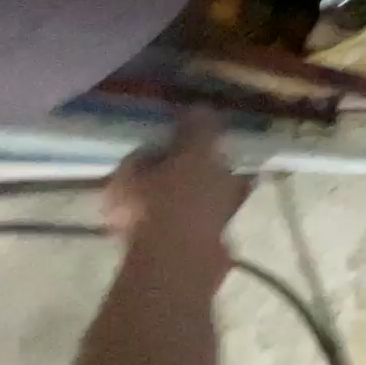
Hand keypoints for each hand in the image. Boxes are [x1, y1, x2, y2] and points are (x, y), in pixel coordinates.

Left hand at [103, 109, 247, 283]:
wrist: (185, 258)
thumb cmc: (183, 201)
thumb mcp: (195, 156)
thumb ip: (197, 131)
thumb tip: (198, 106)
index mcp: (123, 180)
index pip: (148, 151)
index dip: (178, 141)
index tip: (207, 138)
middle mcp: (129, 203)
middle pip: (169, 174)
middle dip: (200, 165)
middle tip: (226, 157)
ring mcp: (152, 225)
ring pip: (187, 195)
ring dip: (213, 185)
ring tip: (241, 176)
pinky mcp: (176, 242)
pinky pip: (200, 214)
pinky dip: (219, 204)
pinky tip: (242, 197)